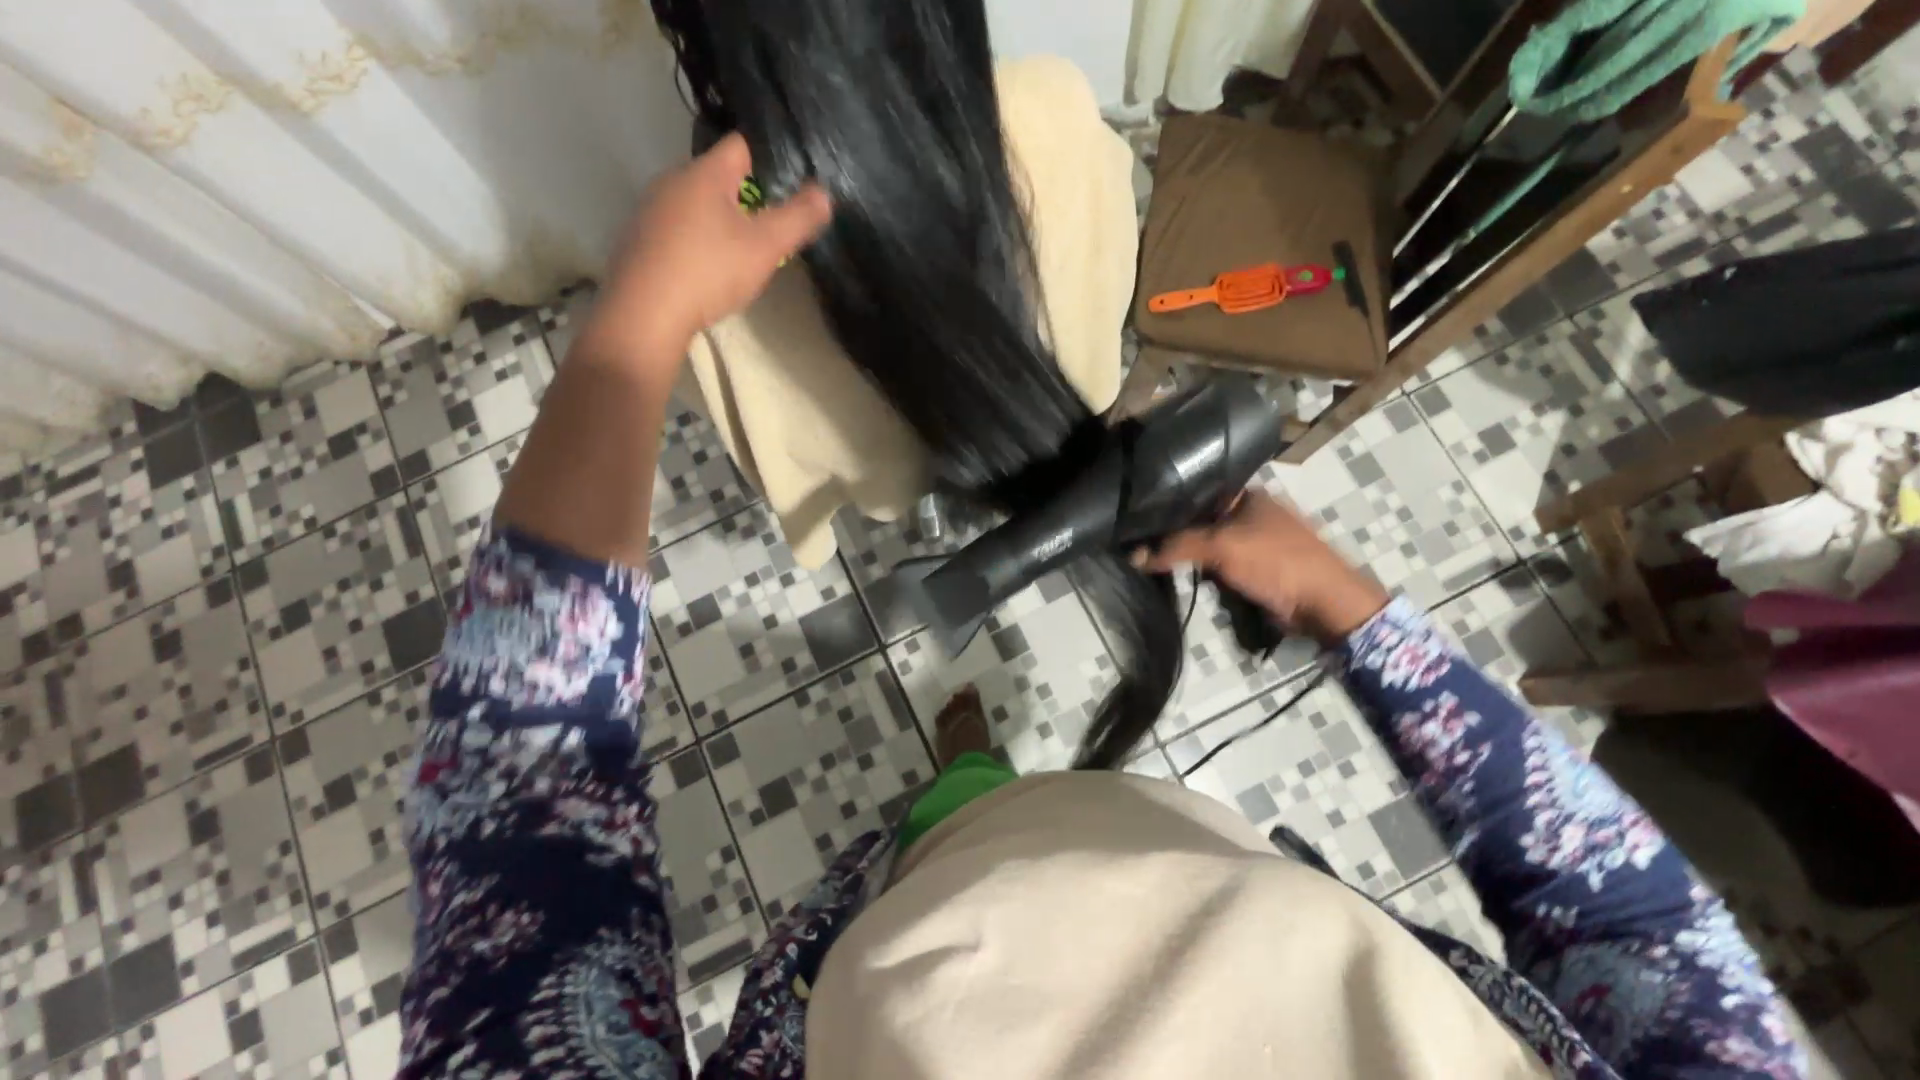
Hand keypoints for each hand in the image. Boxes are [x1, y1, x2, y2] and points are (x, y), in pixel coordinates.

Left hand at [591, 133, 832, 360]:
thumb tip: (824, 193)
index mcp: (704, 173)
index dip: (768, 160)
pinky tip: (704, 271)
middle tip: (768, 227)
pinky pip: (674, 230)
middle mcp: (671, 181)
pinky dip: (693, 243)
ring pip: (694, 205)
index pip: (740, 145)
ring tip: (738, 253)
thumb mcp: (765, 247)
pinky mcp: (637, 241)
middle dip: (743, 196)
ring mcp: (649, 211)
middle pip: (716, 177)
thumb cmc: (708, 272)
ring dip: (717, 222)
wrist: (643, 314)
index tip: (788, 186)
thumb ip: (798, 218)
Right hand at [1134, 492, 1388, 643]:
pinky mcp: (1256, 570)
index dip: (1169, 505)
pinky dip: (1205, 576)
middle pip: (1201, 521)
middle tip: (1142, 545)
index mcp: (1249, 494)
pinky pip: (1220, 569)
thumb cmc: (1276, 561)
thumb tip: (1133, 556)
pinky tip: (1181, 579)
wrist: (1323, 603)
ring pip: (1208, 548)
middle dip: (1176, 536)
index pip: (1197, 493)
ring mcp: (1255, 542)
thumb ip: (1176, 547)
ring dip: (1190, 560)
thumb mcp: (1221, 547)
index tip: (1138, 519)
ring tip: (1153, 564)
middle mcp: (1251, 513)